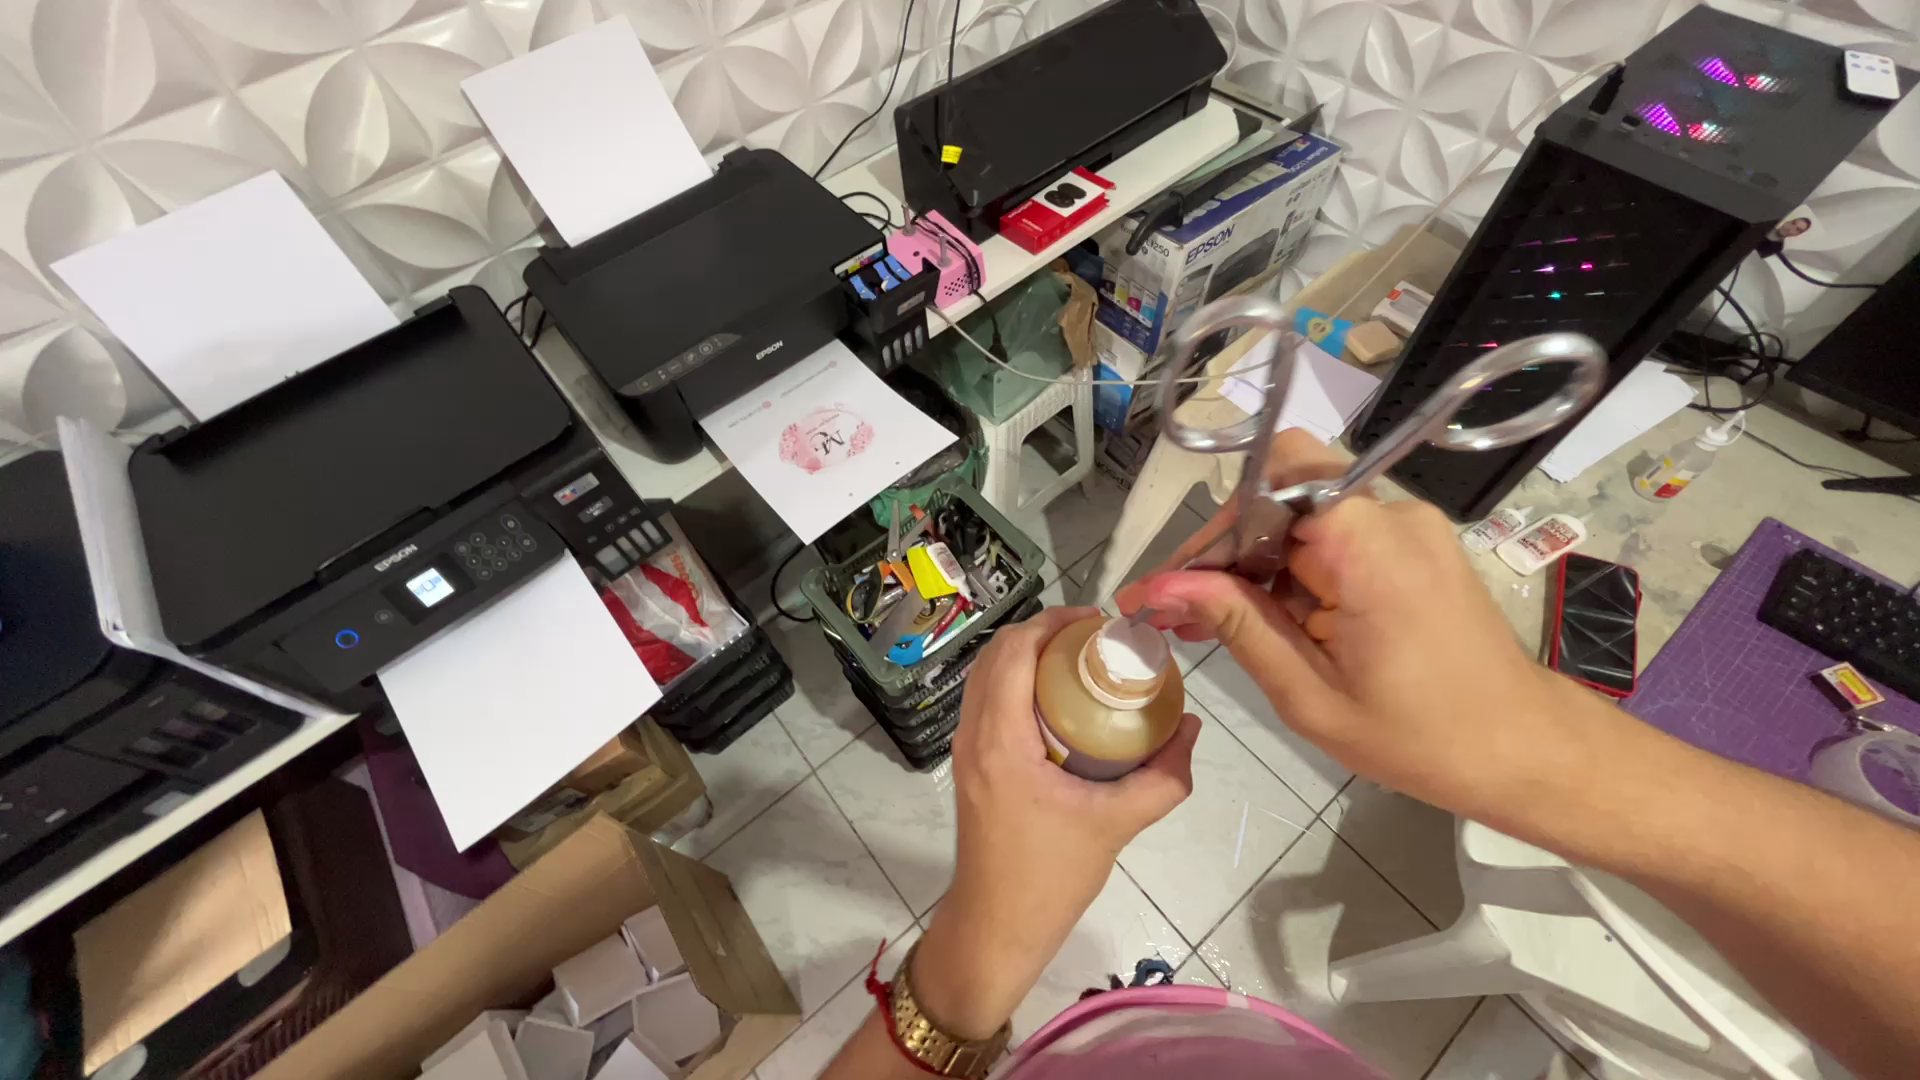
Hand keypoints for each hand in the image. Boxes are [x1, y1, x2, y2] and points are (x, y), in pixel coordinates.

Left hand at [910, 606, 1201, 1039]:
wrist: (996, 924)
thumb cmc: (1052, 875)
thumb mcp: (1117, 824)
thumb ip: (1164, 777)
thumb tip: (1189, 726)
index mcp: (1000, 738)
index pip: (1014, 652)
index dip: (1053, 623)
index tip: (1098, 622)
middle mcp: (972, 731)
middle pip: (997, 653)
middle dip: (1043, 632)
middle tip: (1094, 637)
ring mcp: (964, 745)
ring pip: (987, 673)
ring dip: (1027, 654)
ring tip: (1078, 658)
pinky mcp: (968, 759)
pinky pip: (986, 697)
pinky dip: (1015, 680)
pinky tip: (1056, 696)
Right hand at [1114, 429, 1565, 824]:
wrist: (1524, 751)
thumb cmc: (1420, 738)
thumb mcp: (1309, 694)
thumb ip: (1237, 625)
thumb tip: (1161, 587)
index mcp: (1369, 545)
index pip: (1266, 488)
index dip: (1211, 532)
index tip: (1168, 586)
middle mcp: (1389, 515)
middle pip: (1275, 495)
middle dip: (1221, 549)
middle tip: (1177, 606)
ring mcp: (1401, 526)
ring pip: (1293, 515)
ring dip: (1247, 563)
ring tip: (1204, 619)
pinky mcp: (1403, 545)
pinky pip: (1323, 537)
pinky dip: (1283, 572)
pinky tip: (1255, 617)